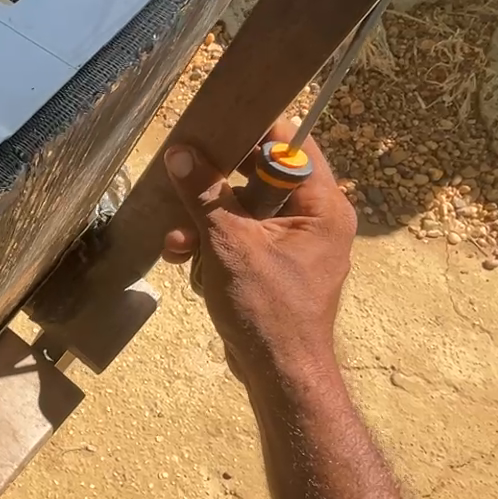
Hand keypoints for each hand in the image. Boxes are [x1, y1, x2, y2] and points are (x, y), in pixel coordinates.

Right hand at [161, 121, 355, 385]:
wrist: (277, 373)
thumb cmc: (266, 307)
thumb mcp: (229, 244)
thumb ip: (204, 194)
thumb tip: (180, 151)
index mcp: (322, 206)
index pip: (292, 145)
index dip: (253, 131)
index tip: (213, 125)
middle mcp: (313, 219)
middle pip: (259, 178)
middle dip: (213, 186)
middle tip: (182, 175)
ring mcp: (291, 244)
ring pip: (241, 211)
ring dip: (203, 221)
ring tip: (175, 241)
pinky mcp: (270, 266)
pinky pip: (237, 238)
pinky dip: (210, 244)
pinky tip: (183, 259)